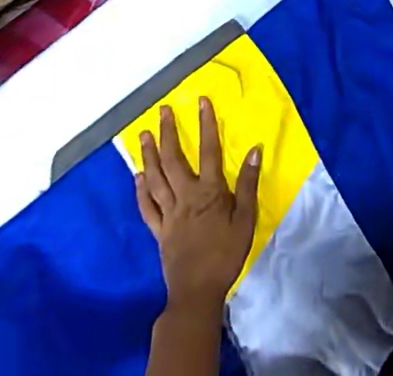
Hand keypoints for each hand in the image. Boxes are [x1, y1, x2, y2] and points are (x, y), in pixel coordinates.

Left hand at [136, 98, 261, 312]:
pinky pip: (147, 206)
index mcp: (209, 191)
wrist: (198, 291)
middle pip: (174, 158)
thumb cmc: (226, 254)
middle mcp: (185, 195)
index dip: (206, 123)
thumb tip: (255, 150)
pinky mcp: (159, 230)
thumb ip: (249, 184)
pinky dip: (140, 190)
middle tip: (162, 111)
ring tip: (143, 135)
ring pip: (155, 177)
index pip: (208, 149)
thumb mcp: (247, 219)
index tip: (201, 101)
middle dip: (168, 132)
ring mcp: (169, 213)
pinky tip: (137, 177)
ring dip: (148, 154)